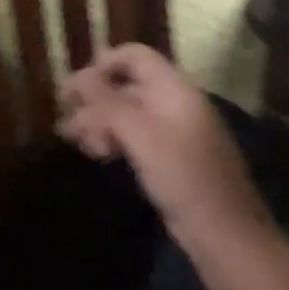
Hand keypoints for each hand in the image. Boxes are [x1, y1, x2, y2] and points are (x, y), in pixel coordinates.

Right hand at [56, 45, 269, 242]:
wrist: (224, 233)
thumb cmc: (184, 175)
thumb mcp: (141, 135)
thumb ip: (108, 105)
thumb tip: (77, 81)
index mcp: (174, 89)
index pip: (135, 56)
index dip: (103, 64)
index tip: (74, 88)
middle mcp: (173, 103)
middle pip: (127, 85)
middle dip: (94, 98)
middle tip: (64, 118)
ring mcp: (172, 132)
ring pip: (127, 114)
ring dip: (99, 121)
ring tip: (72, 140)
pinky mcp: (169, 159)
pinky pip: (134, 137)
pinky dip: (112, 139)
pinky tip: (96, 153)